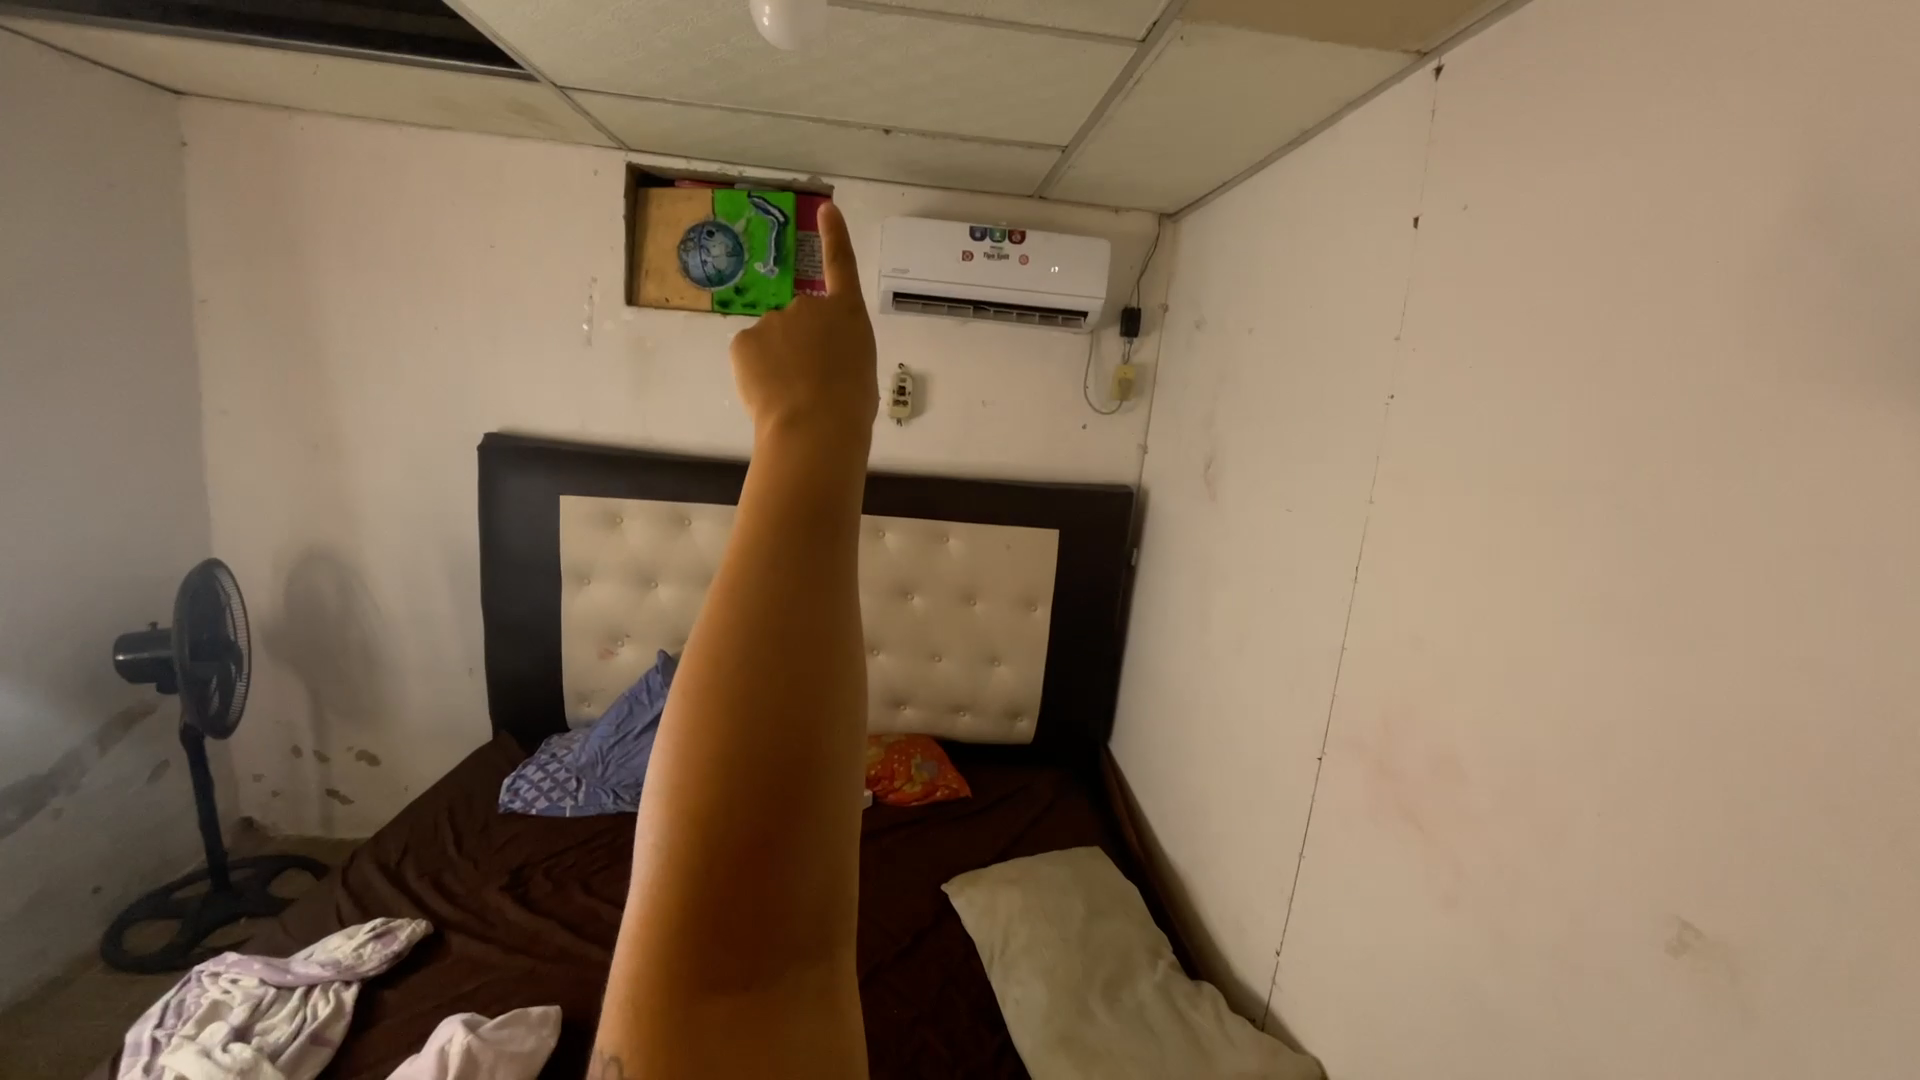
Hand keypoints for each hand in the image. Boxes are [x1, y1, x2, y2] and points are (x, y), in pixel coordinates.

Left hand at [730, 201, 878, 448]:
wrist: (816, 426)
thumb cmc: (851, 406)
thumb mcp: (860, 372)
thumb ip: (840, 353)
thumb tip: (819, 362)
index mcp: (848, 314)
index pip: (841, 265)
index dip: (834, 235)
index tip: (826, 208)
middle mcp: (809, 306)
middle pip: (800, 321)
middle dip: (800, 345)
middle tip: (810, 384)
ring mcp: (774, 320)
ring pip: (772, 341)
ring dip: (778, 362)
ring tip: (791, 396)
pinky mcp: (744, 340)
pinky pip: (749, 356)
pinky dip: (754, 373)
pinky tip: (769, 395)